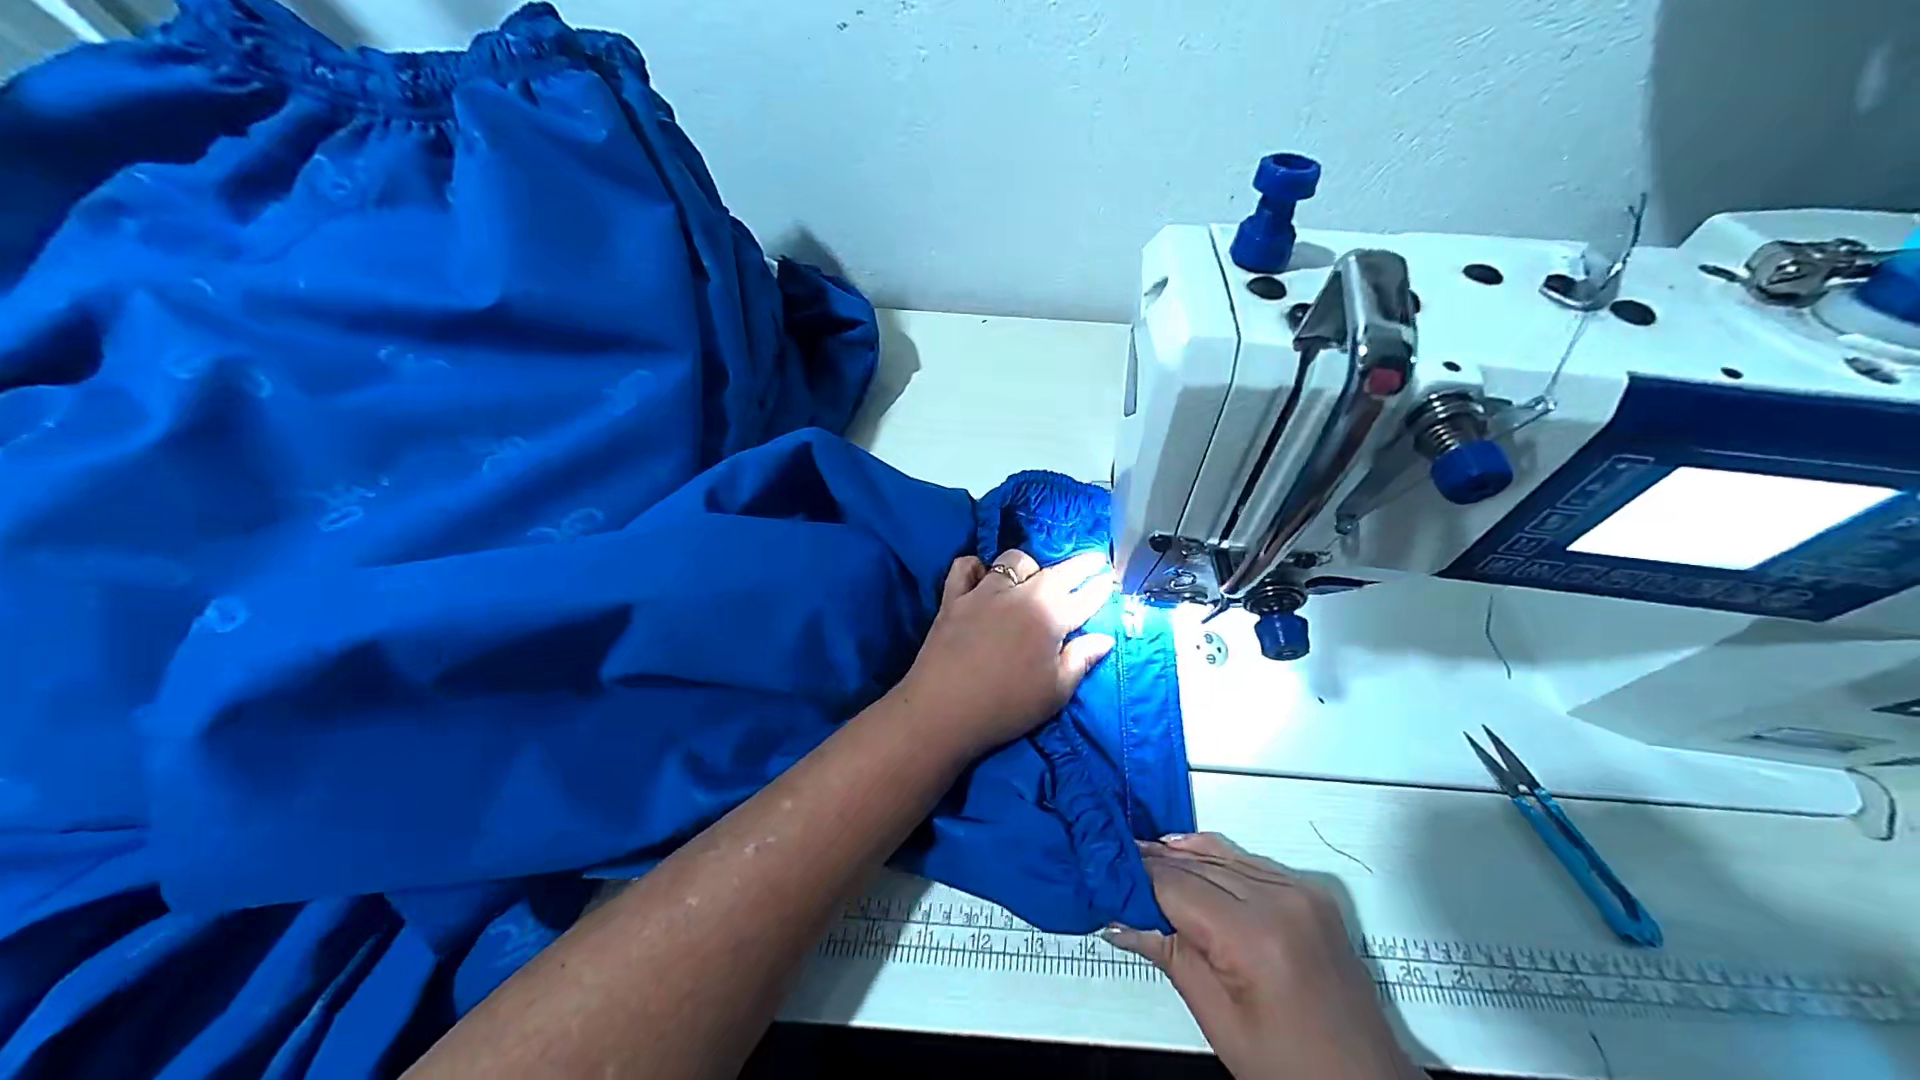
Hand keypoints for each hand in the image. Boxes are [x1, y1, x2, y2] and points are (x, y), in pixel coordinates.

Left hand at [890, 550, 1115, 756]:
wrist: (944, 709)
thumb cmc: (1007, 706)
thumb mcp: (1055, 692)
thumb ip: (1081, 660)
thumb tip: (1103, 638)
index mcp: (1052, 618)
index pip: (1085, 596)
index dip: (1100, 586)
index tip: (1109, 578)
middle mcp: (1022, 596)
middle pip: (1057, 572)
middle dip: (1080, 565)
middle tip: (1093, 561)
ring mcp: (984, 592)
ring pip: (1012, 561)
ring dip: (1028, 567)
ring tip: (1032, 579)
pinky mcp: (954, 597)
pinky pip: (965, 567)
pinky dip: (975, 567)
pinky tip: (980, 577)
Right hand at [1104, 834, 1420, 1079]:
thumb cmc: (1295, 1070)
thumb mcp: (1219, 1021)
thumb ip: (1169, 956)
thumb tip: (1121, 921)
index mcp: (1257, 937)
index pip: (1176, 886)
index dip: (1137, 878)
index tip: (1107, 876)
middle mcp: (1283, 901)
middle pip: (1197, 864)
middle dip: (1153, 863)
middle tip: (1115, 862)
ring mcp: (1302, 892)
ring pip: (1221, 853)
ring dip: (1180, 854)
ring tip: (1140, 853)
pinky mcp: (1311, 892)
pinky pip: (1249, 860)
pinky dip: (1214, 857)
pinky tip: (1186, 855)